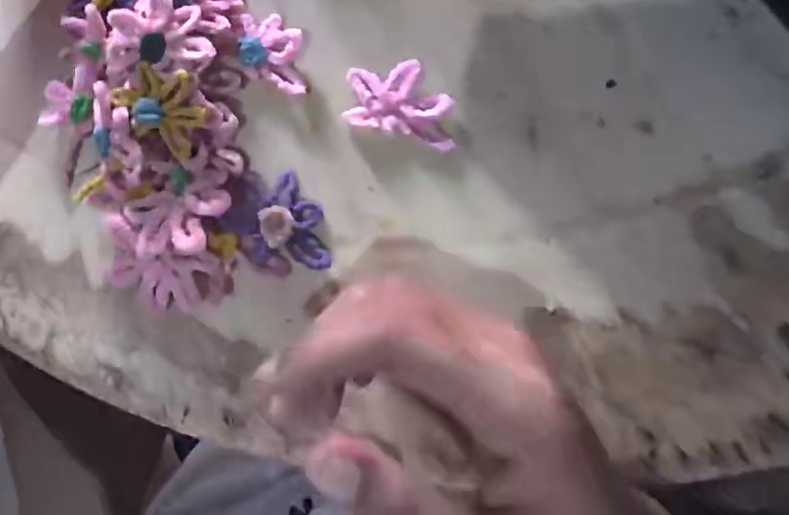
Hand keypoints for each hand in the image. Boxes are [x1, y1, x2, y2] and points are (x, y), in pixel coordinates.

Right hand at [262, 281, 647, 514]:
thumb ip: (402, 504)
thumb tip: (319, 455)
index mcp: (511, 398)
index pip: (399, 332)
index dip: (326, 351)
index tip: (277, 399)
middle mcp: (501, 343)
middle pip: (389, 303)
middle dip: (322, 344)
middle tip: (284, 406)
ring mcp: (492, 329)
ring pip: (391, 294)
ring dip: (336, 334)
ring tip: (310, 396)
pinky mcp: (479, 331)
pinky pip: (405, 308)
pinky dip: (359, 332)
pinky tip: (348, 378)